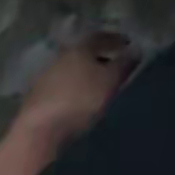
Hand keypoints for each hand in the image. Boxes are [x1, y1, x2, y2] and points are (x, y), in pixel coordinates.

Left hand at [10, 33, 139, 143]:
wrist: (37, 137)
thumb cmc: (80, 101)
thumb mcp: (110, 81)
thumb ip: (125, 63)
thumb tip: (137, 47)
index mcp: (79, 48)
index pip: (101, 37)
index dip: (116, 40)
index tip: (129, 45)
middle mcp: (61, 59)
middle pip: (86, 55)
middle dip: (102, 60)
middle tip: (118, 69)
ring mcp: (46, 81)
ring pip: (74, 74)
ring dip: (87, 80)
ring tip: (102, 92)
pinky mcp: (37, 104)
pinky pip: (63, 92)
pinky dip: (76, 95)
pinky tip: (83, 107)